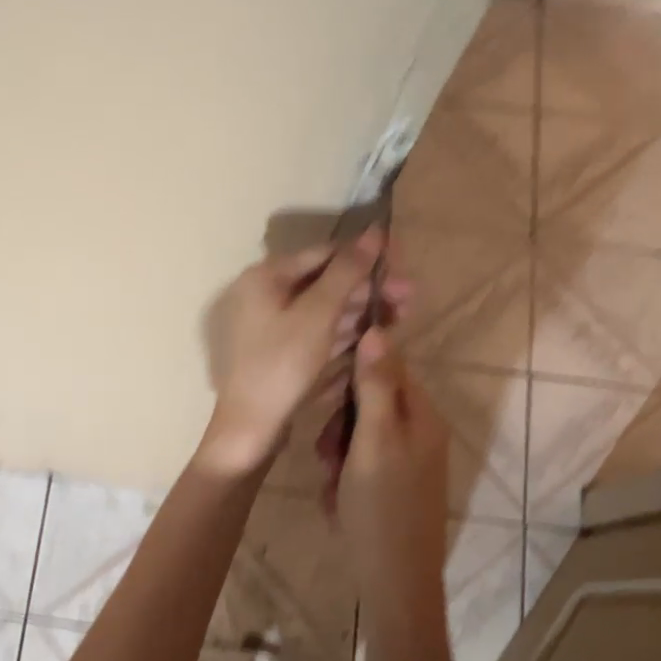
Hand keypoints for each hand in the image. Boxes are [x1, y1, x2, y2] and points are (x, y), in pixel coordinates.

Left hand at [197, 227, 399, 475]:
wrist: (250, 428)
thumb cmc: (281, 366)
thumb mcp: (318, 315)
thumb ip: (347, 272)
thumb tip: (375, 232)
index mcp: (266, 277)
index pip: (324, 254)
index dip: (365, 258)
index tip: (403, 269)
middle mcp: (265, 295)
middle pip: (325, 281)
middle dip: (368, 288)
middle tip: (409, 300)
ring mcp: (272, 326)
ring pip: (325, 309)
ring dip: (361, 311)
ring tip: (401, 318)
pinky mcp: (281, 353)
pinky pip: (317, 332)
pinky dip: (344, 332)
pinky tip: (374, 336)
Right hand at [336, 328, 448, 605]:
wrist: (396, 578)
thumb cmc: (381, 507)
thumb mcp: (374, 441)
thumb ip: (376, 387)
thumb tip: (377, 330)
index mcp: (422, 416)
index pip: (388, 367)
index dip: (352, 378)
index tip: (327, 399)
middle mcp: (420, 433)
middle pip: (371, 402)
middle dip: (340, 424)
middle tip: (327, 452)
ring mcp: (408, 462)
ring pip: (360, 435)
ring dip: (338, 453)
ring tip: (330, 480)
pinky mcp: (394, 487)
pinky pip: (361, 465)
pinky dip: (344, 478)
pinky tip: (336, 499)